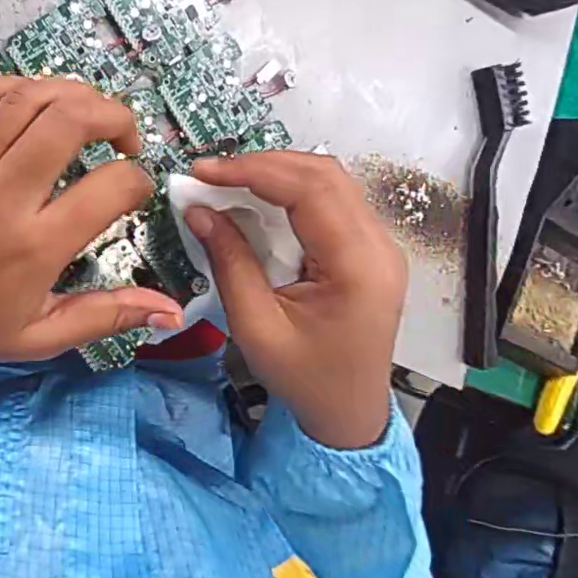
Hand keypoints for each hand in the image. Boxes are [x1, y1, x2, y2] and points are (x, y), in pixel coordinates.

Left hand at [0, 77, 183, 373]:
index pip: (111, 186)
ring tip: (89, 113)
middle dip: (116, 116)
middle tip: (125, 138)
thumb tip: (170, 311)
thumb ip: (107, 316)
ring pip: (27, 98)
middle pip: (70, 120)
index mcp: (34, 246)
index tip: (135, 192)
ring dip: (72, 93)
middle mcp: (2, 196)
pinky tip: (36, 102)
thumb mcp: (41, 336)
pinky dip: (14, 86)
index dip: (139, 181)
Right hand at [184, 152, 406, 447]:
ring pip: (329, 180)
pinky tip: (255, 197)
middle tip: (209, 173)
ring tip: (226, 180)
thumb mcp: (255, 326)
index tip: (203, 171)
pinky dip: (288, 189)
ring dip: (275, 171)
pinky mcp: (367, 249)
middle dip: (262, 163)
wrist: (349, 413)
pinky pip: (330, 200)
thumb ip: (229, 262)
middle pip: (323, 174)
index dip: (253, 170)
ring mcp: (378, 245)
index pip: (309, 190)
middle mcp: (378, 246)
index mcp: (357, 266)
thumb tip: (199, 210)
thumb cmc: (304, 378)